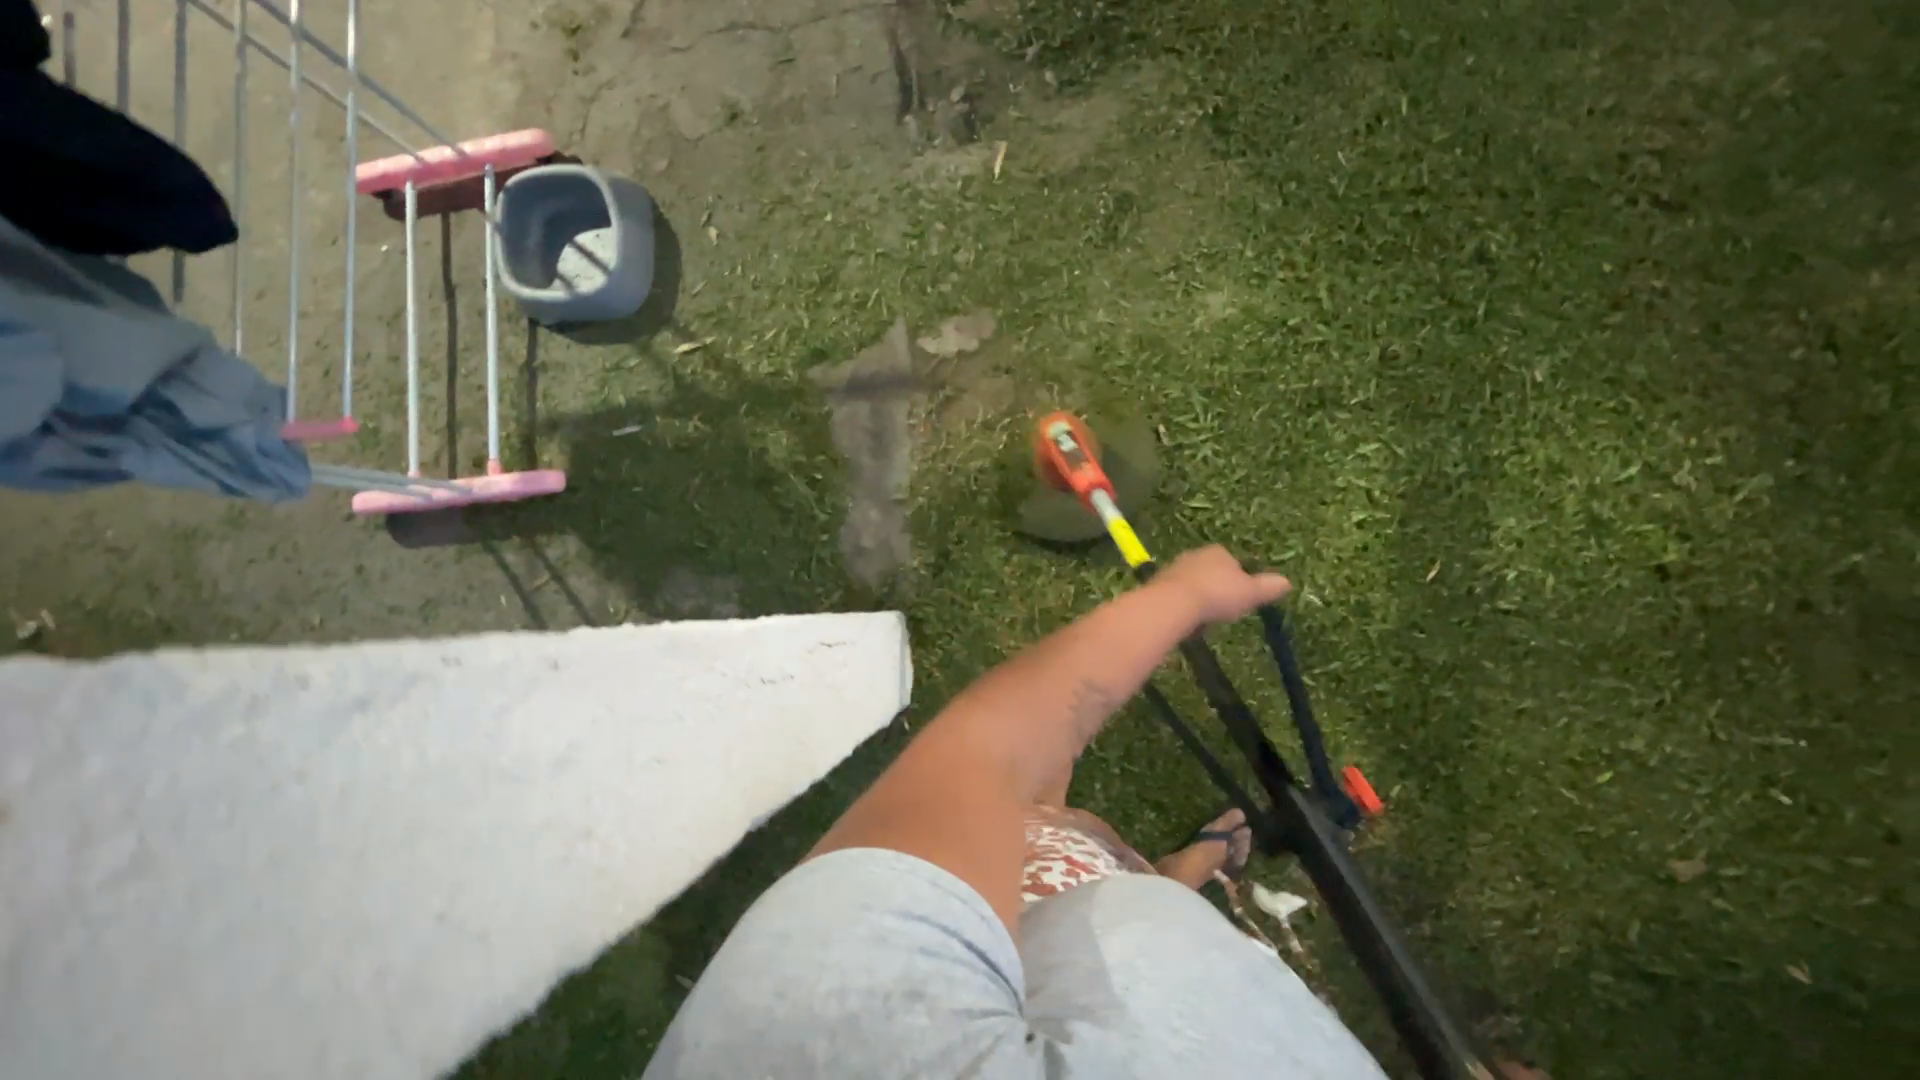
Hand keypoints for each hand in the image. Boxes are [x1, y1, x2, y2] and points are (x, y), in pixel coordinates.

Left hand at [1156, 545, 1290, 623]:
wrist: (1174, 603)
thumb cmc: (1218, 594)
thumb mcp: (1250, 593)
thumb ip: (1268, 587)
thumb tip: (1287, 582)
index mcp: (1218, 552)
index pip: (1233, 562)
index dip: (1240, 580)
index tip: (1242, 598)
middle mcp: (1194, 555)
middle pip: (1211, 573)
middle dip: (1217, 590)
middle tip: (1223, 612)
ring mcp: (1173, 569)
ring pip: (1193, 585)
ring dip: (1199, 601)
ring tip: (1205, 621)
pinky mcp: (1157, 585)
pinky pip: (1176, 598)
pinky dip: (1183, 609)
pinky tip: (1187, 623)